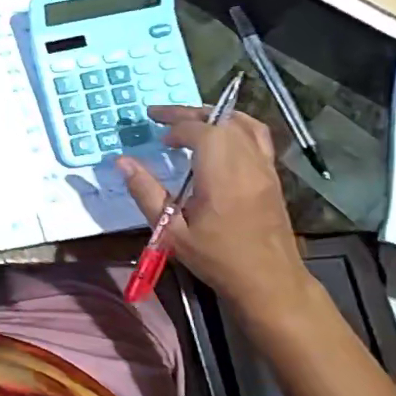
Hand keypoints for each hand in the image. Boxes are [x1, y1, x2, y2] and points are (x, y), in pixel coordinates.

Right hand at [117, 105, 312, 308]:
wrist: (269, 281)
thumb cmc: (218, 260)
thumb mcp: (172, 233)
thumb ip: (147, 193)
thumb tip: (122, 162)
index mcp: (222, 175)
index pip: (200, 131)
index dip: (176, 125)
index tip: (157, 136)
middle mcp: (247, 163)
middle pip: (221, 120)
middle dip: (190, 114)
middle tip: (163, 118)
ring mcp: (264, 167)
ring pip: (242, 124)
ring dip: (214, 116)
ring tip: (190, 120)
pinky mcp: (272, 175)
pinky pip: (258, 136)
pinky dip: (237, 126)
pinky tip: (223, 136)